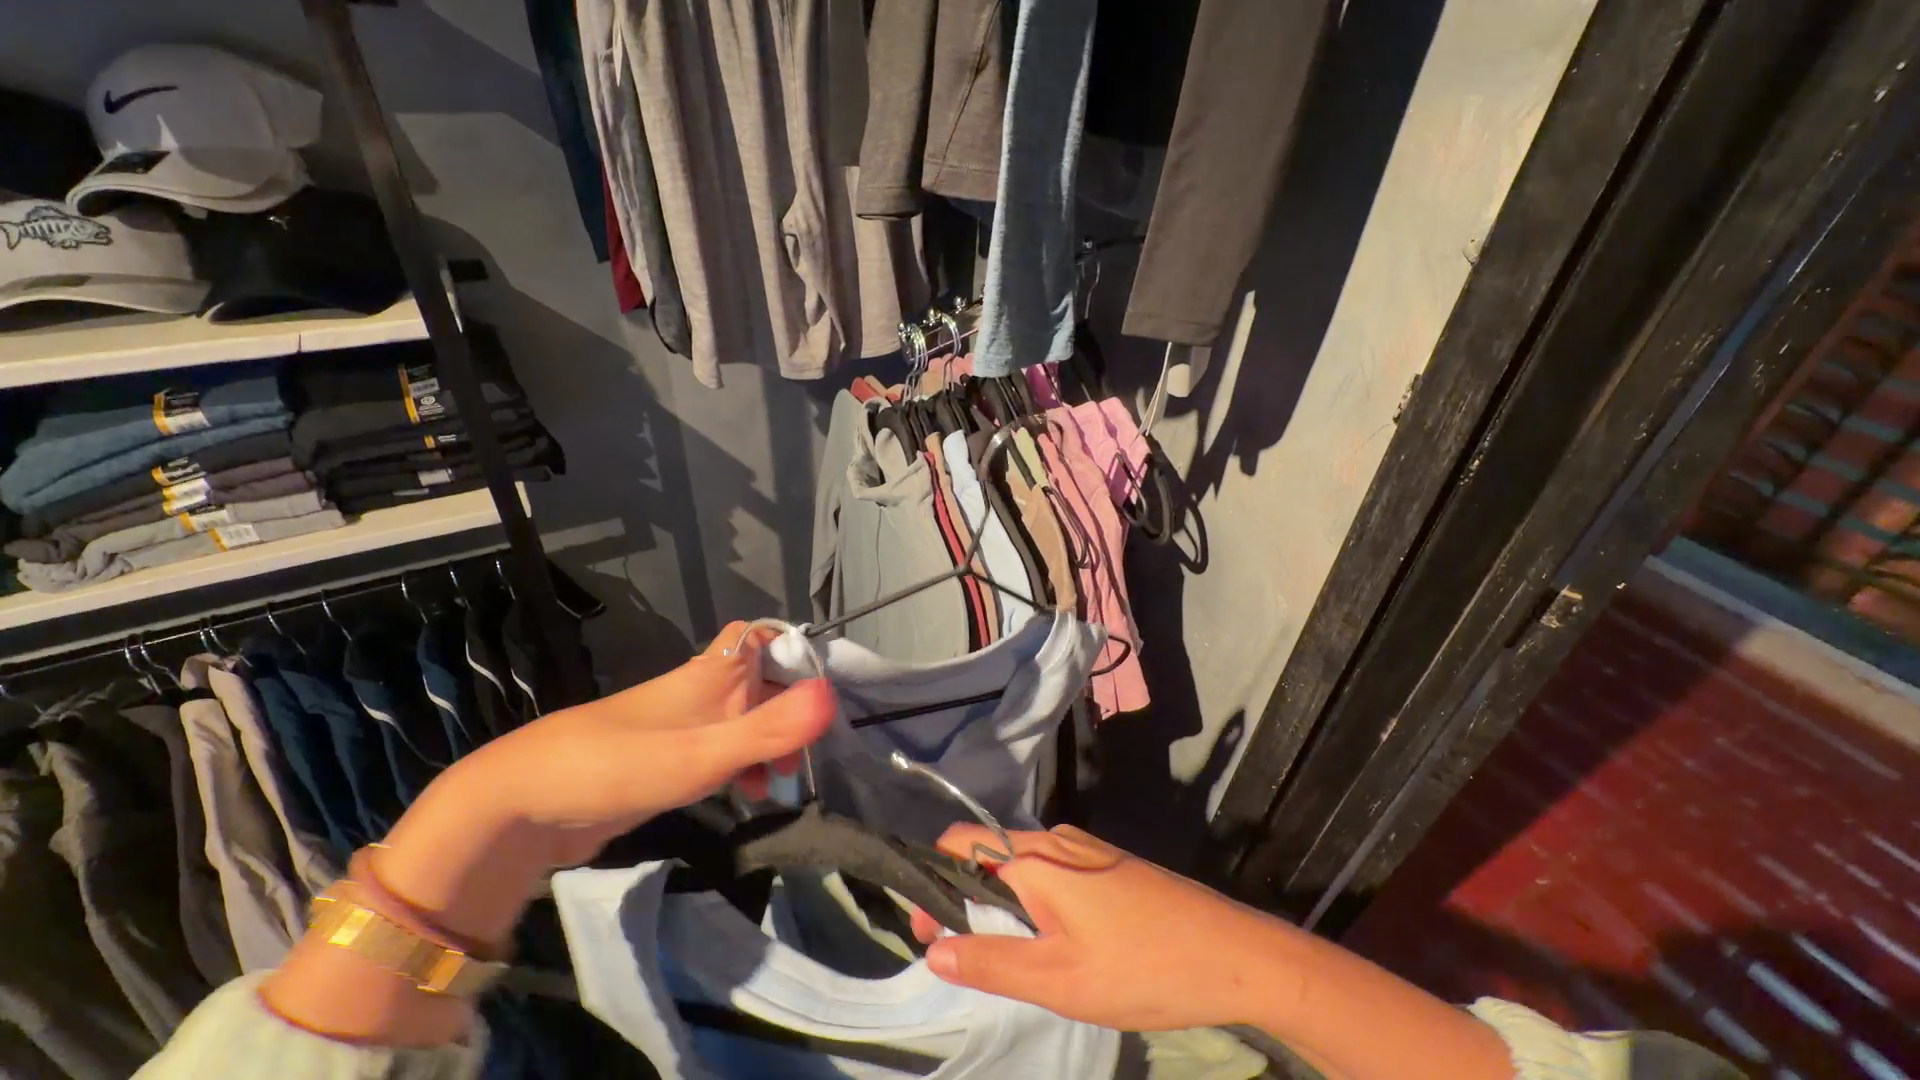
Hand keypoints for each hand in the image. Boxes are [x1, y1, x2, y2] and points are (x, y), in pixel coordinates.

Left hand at [263, 623, 834, 1045]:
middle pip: (763, 682)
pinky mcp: (665, 758)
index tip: (825, 693)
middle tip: (805, 756)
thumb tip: (833, 696)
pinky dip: (743, 765)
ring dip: (769, 744)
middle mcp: (701, 691)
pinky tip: (747, 794)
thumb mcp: (701, 754)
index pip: (764, 636)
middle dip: (792, 713)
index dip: (797, 652)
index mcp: (711, 674)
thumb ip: (768, 730)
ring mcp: (681, 724)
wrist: (521, 806)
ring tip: (778, 784)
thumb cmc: (615, 767)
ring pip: (744, 718)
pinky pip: (721, 748)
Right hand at [910, 824, 1305, 1031]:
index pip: (959, 846)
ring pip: (1022, 867)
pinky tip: (1054, 946)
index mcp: (1035, 859)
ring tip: (1010, 959)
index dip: (932, 886)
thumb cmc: (1144, 968)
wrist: (1237, 955)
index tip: (929, 935)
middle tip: (967, 956)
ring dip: (1003, 907)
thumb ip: (991, 963)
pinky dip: (1035, 905)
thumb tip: (933, 949)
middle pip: (988, 856)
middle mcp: (1056, 841)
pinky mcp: (1110, 866)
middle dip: (966, 901)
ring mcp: (1087, 850)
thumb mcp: (1059, 980)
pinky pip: (1052, 875)